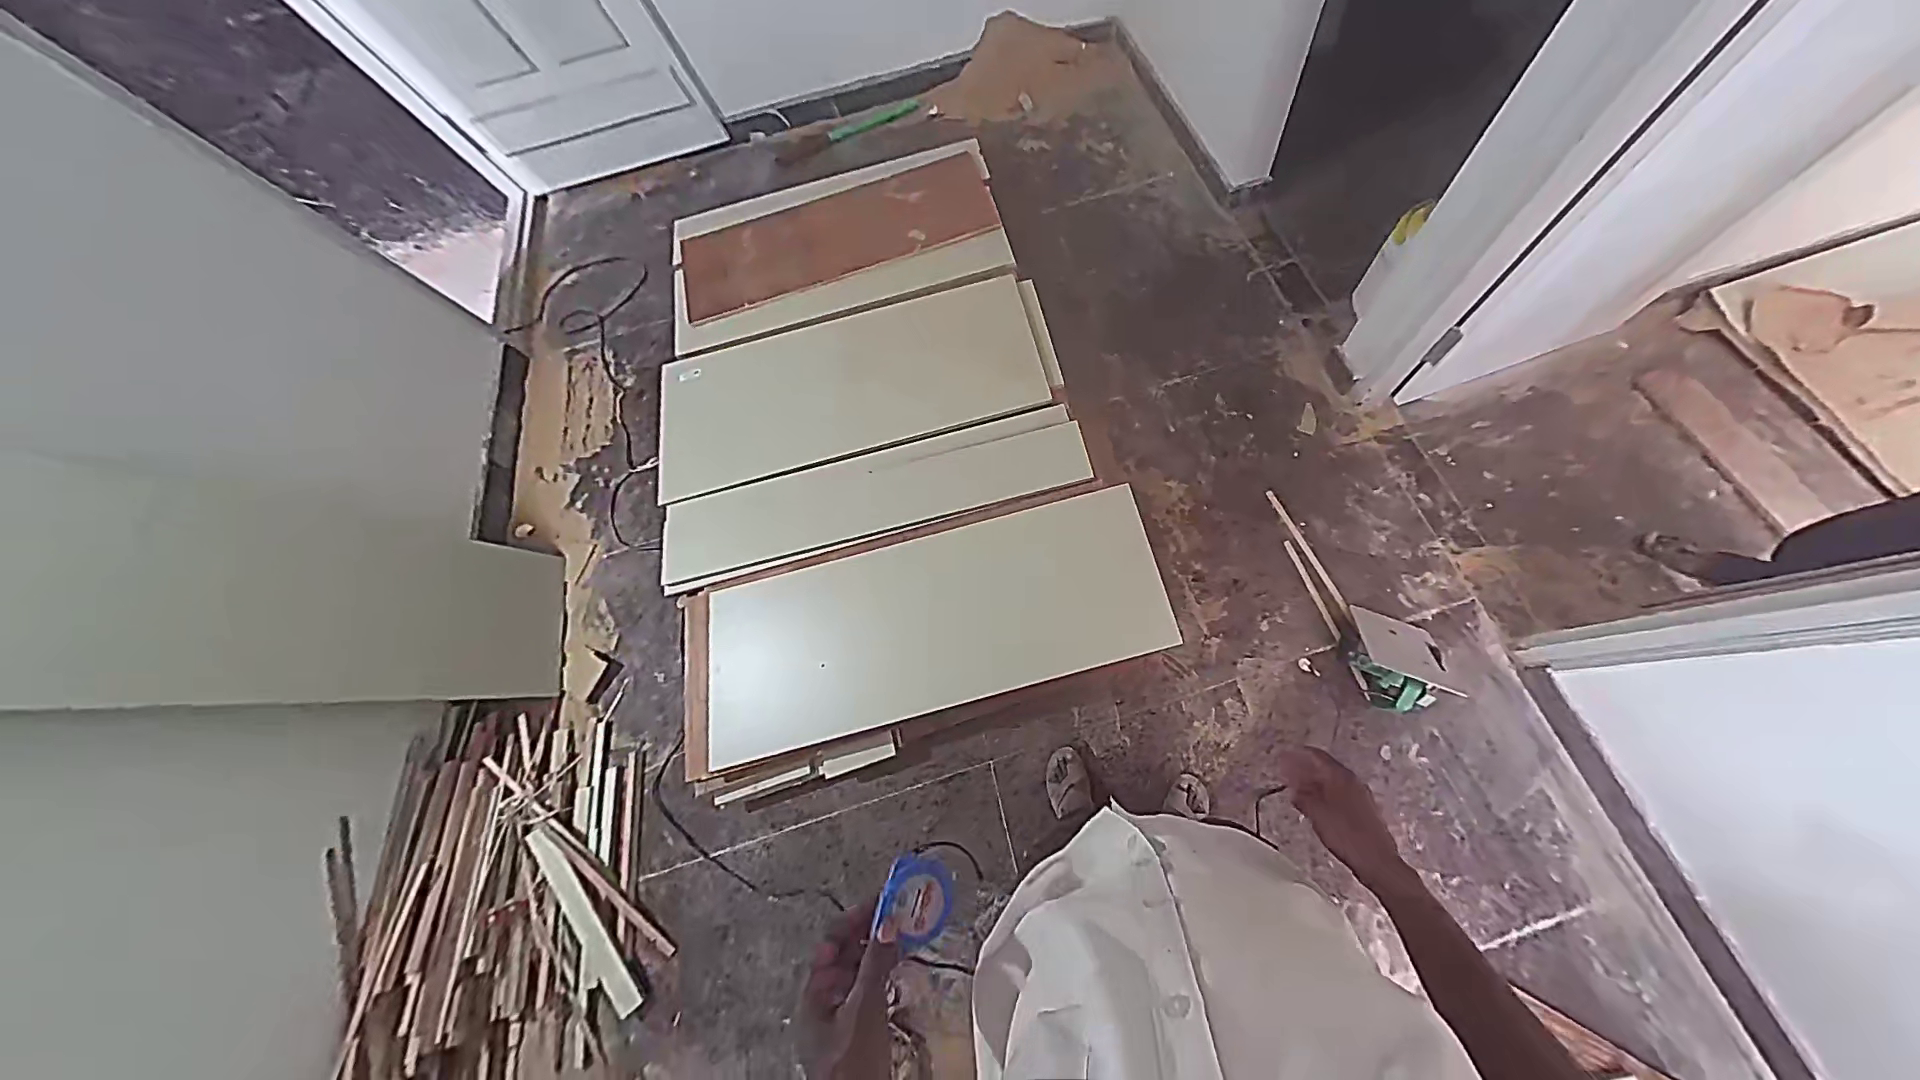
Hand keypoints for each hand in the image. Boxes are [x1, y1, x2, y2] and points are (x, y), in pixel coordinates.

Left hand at [800, 895, 900, 1079]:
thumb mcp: (865, 1008)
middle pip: (846, 950)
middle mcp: (825, 997)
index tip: (881, 900)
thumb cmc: (852, 1063)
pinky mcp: (857, 1024)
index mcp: (816, 990)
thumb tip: (888, 924)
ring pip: (859, 966)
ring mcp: (840, 1011)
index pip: (833, 939)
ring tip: (903, 931)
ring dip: (879, 947)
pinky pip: (868, 984)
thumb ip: (875, 964)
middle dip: (871, 929)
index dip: (856, 917)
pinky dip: (883, 969)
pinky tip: (898, 963)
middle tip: (897, 910)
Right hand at [1278, 746, 1419, 895]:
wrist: (1377, 862)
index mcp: (1341, 778)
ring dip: (1314, 782)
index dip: (1298, 755)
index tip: (1283, 757)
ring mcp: (1361, 797)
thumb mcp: (1316, 813)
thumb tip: (1293, 788)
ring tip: (1297, 789)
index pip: (1317, 756)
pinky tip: (1315, 804)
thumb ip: (1302, 796)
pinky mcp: (1364, 811)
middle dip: (1305, 768)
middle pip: (1325, 767)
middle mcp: (1353, 783)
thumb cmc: (1345, 835)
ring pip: (1332, 781)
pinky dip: (1324, 793)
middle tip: (1287, 772)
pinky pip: (1339, 793)